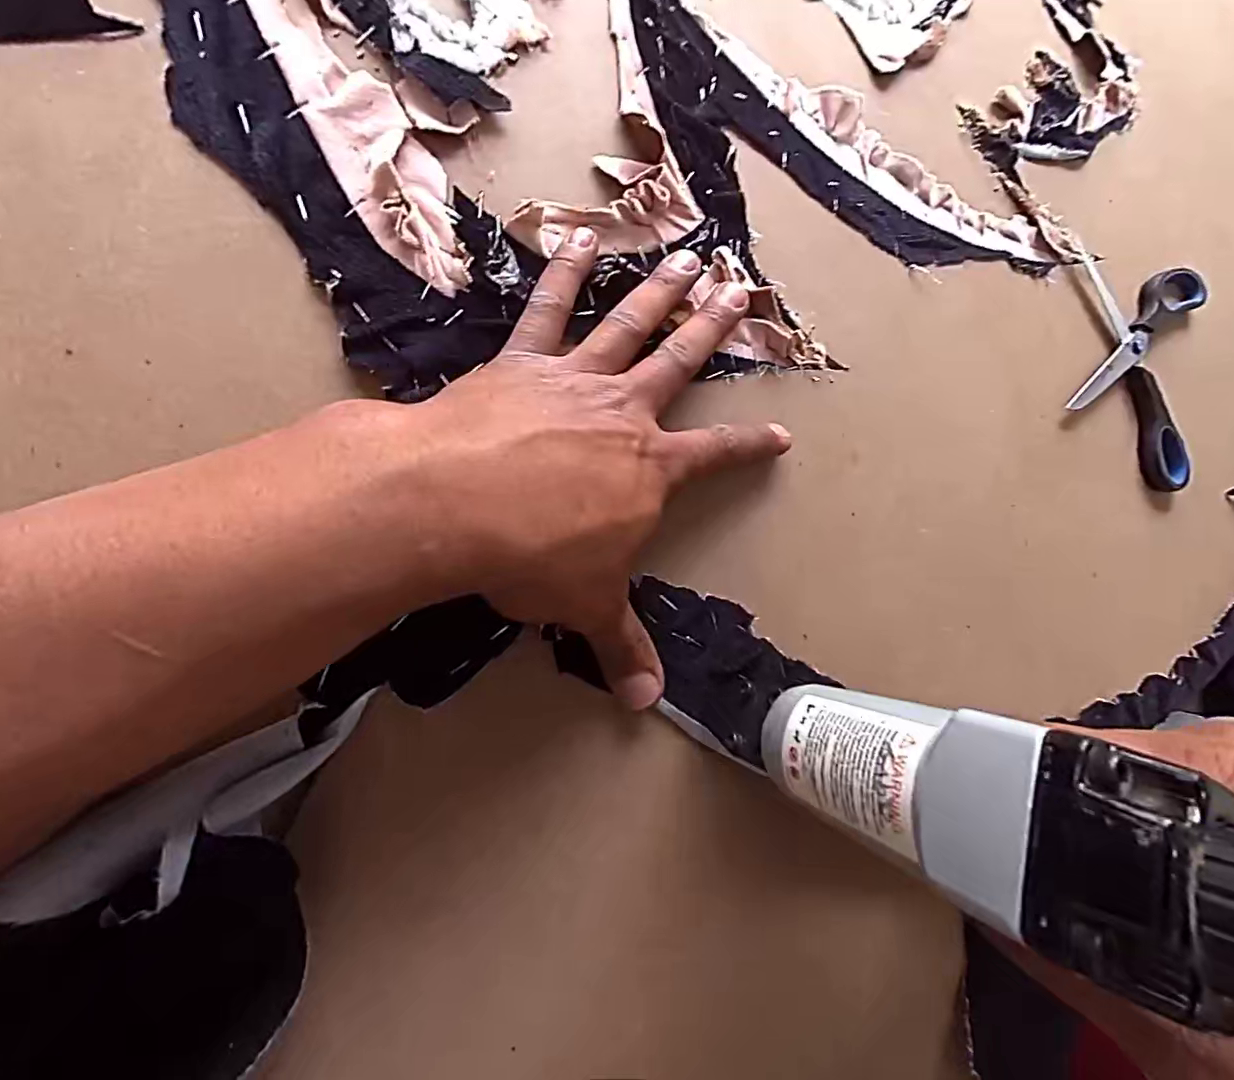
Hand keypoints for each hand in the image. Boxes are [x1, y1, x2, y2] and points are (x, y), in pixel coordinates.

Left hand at [406, 227, 790, 709]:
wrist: (456, 505)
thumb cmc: (529, 556)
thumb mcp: (583, 606)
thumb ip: (620, 647)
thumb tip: (645, 704)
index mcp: (648, 470)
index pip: (714, 457)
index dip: (747, 447)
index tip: (777, 432)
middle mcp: (622, 414)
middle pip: (679, 364)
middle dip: (712, 329)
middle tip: (740, 289)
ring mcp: (573, 382)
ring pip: (628, 327)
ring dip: (660, 291)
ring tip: (687, 257)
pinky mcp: (521, 364)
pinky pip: (547, 311)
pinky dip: (562, 272)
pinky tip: (576, 237)